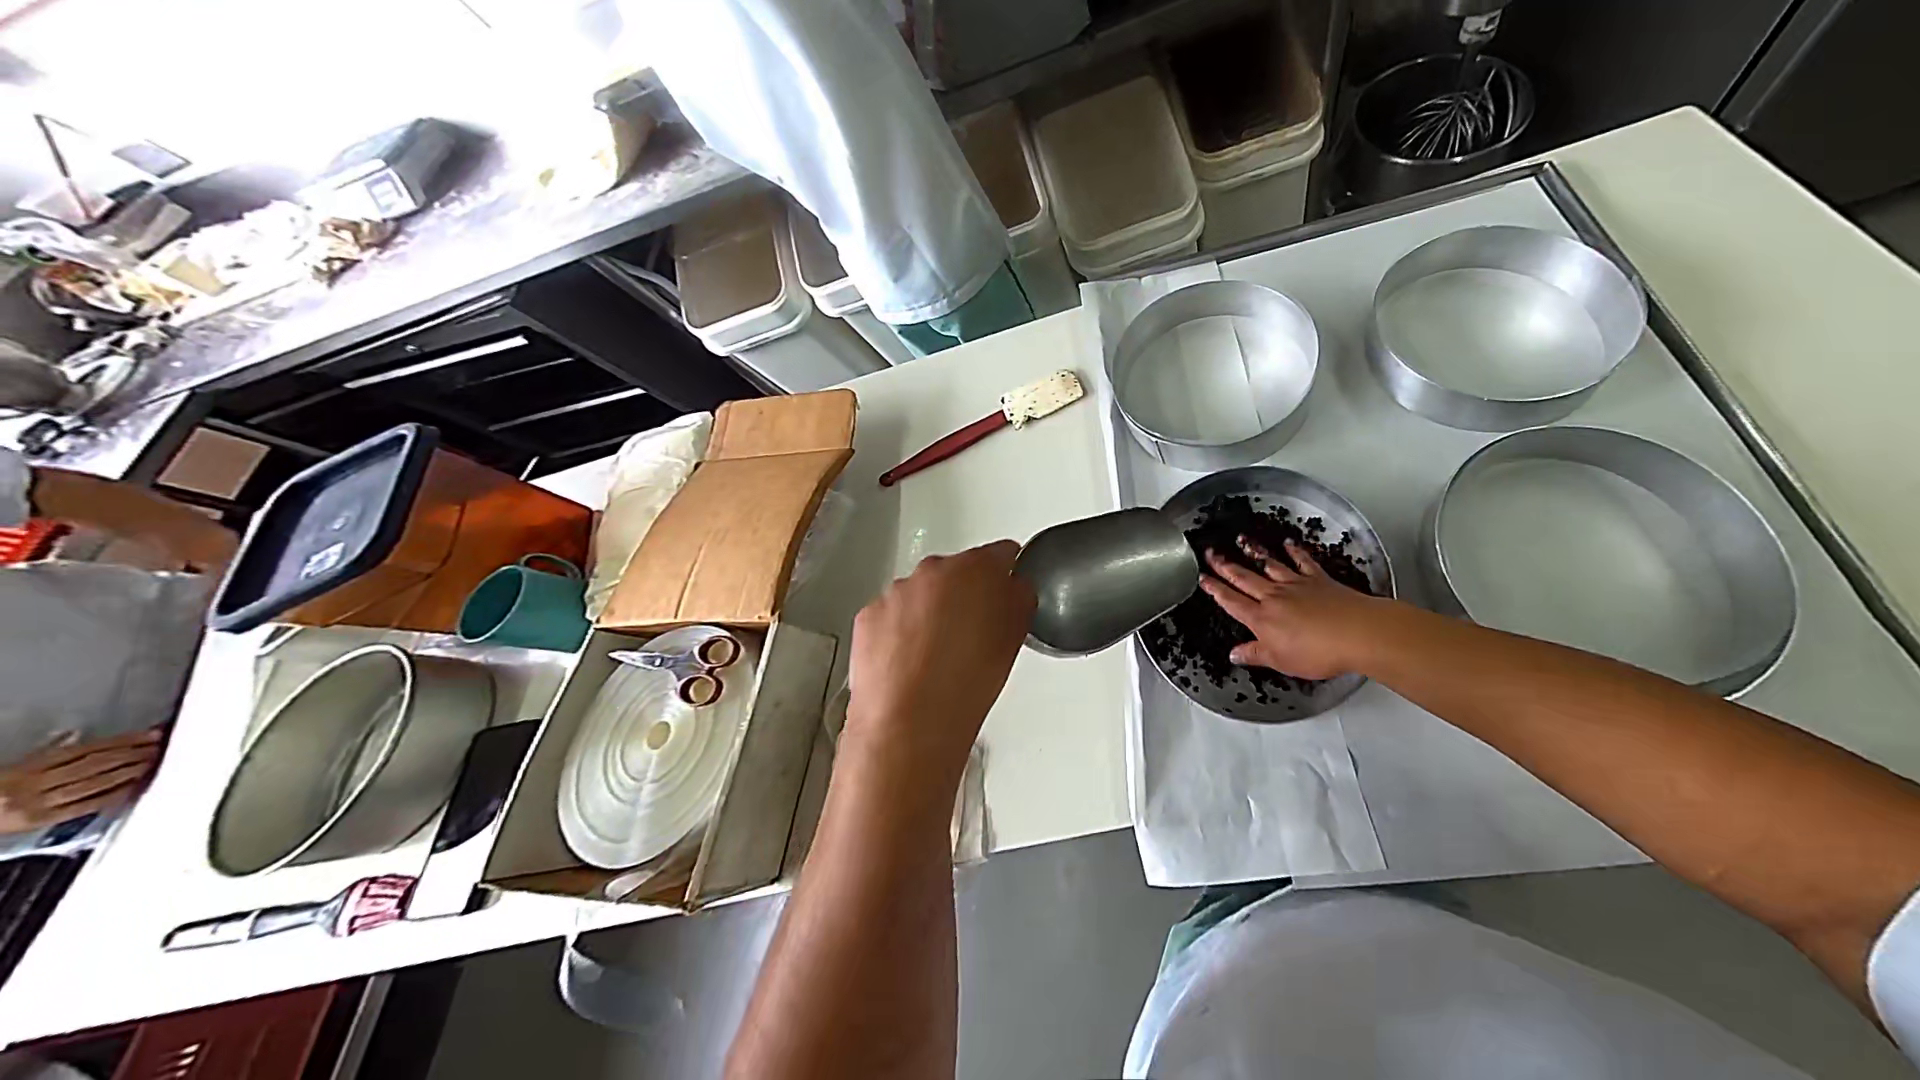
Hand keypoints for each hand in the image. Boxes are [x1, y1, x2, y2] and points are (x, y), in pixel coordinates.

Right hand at [0, 728, 163, 833]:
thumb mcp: (12, 766)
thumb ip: (46, 753)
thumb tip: (76, 736)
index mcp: (27, 767)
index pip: (84, 749)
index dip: (121, 741)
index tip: (150, 734)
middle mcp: (34, 783)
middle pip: (93, 765)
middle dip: (131, 753)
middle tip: (160, 745)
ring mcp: (37, 803)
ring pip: (93, 784)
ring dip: (128, 772)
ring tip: (154, 761)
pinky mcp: (38, 822)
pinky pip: (82, 806)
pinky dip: (111, 795)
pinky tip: (134, 786)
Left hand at [844, 541, 1035, 785]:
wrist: (909, 720)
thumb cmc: (962, 685)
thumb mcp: (1013, 638)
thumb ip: (1017, 600)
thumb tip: (1013, 591)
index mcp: (973, 570)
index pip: (1000, 553)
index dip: (1008, 568)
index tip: (1008, 580)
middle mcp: (931, 573)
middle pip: (955, 573)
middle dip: (965, 595)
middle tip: (974, 632)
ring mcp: (896, 594)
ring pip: (920, 595)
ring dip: (930, 615)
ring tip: (940, 656)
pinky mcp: (869, 617)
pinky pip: (891, 616)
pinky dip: (900, 632)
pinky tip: (912, 663)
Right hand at [1199, 538, 1390, 679]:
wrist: (1359, 633)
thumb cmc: (1320, 651)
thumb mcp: (1281, 661)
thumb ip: (1256, 654)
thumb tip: (1235, 655)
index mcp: (1261, 618)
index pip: (1231, 601)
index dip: (1215, 590)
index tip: (1203, 579)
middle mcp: (1274, 597)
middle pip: (1244, 578)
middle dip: (1225, 566)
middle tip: (1211, 553)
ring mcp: (1297, 585)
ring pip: (1269, 566)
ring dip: (1253, 553)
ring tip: (1242, 542)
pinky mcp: (1319, 580)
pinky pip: (1303, 562)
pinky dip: (1294, 551)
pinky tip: (1288, 544)